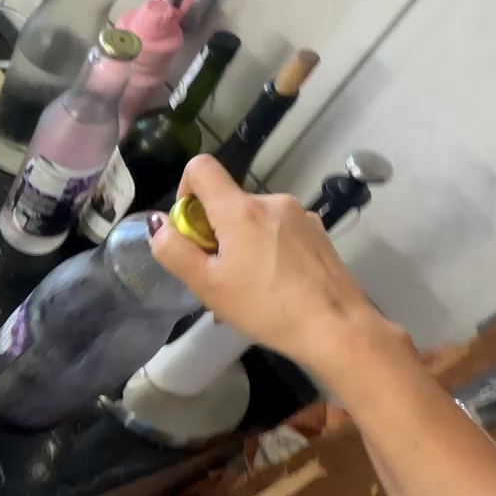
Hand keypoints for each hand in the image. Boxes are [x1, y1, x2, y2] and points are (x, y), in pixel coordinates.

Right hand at [148, 155, 405, 377]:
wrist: (336, 327)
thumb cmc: (265, 308)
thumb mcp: (206, 285)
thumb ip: (174, 251)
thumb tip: (159, 225)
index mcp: (240, 210)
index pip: (201, 168)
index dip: (185, 191)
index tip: (188, 228)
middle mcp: (271, 201)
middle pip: (226, 200)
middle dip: (212, 231)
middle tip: (216, 274)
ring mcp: (298, 215)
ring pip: (251, 219)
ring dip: (238, 243)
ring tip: (244, 285)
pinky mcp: (315, 231)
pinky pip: (275, 231)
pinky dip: (263, 249)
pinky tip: (270, 283)